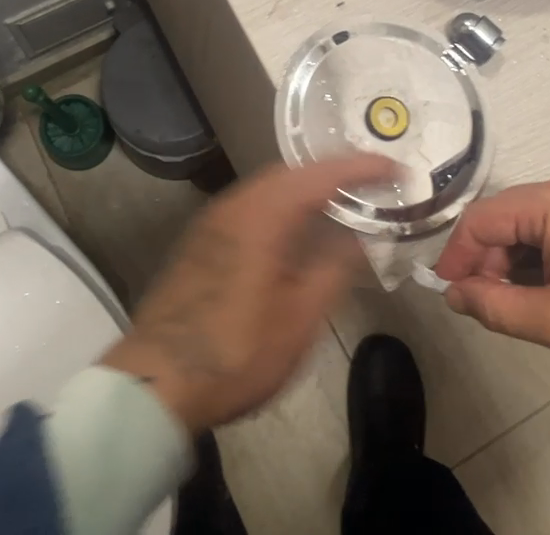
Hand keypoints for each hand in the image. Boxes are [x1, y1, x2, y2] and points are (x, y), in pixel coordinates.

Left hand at [100, 154, 390, 433]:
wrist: (155, 380)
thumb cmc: (235, 350)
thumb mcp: (300, 318)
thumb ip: (334, 268)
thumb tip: (360, 236)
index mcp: (262, 215)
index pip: (320, 175)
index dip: (360, 168)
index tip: (394, 168)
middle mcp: (233, 206)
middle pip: (289, 173)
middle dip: (330, 173)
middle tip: (369, 184)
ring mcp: (211, 222)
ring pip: (265, 189)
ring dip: (303, 190)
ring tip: (339, 205)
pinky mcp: (200, 242)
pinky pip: (249, 207)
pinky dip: (279, 207)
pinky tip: (295, 233)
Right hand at [434, 171, 549, 392]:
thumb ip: (495, 306)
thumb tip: (454, 295)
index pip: (481, 218)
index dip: (457, 255)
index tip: (448, 293)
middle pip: (505, 214)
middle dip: (485, 257)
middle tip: (482, 302)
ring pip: (531, 219)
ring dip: (512, 257)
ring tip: (512, 301)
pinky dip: (540, 252)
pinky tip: (544, 286)